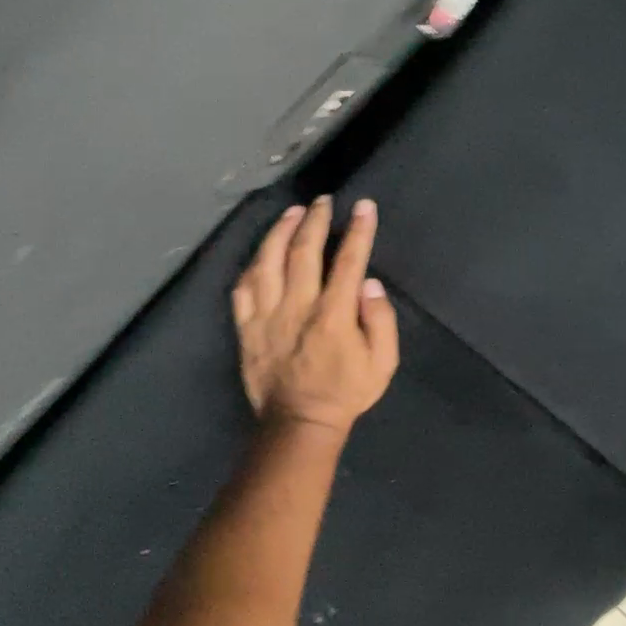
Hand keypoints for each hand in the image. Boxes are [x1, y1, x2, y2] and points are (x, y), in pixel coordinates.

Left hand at [231, 196, 399, 434]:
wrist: (298, 424)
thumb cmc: (346, 392)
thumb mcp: (382, 363)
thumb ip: (381, 321)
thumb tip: (369, 284)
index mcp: (334, 315)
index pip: (348, 261)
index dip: (358, 231)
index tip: (364, 206)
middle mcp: (298, 307)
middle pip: (304, 252)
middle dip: (315, 220)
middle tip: (323, 201)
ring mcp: (267, 316)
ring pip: (268, 262)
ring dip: (280, 232)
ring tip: (292, 212)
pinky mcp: (246, 328)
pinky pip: (243, 289)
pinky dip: (252, 265)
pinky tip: (261, 253)